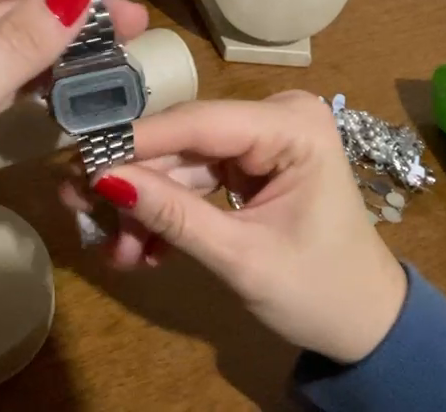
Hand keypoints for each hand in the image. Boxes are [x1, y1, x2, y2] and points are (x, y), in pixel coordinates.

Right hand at [66, 92, 407, 363]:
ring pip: (181, 163)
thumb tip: (104, 179)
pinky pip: (194, 179)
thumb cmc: (322, 292)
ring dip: (145, 205)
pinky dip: (166, 212)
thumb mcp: (243, 260)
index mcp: (292, 126)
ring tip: (110, 245)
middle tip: (78, 203)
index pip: (200, 123)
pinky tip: (138, 247)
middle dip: (135, 182)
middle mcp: (274, 117)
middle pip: (184, 142)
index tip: (81, 156)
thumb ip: (174, 217)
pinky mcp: (247, 162)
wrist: (367, 327)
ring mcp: (259, 139)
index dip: (138, 139)